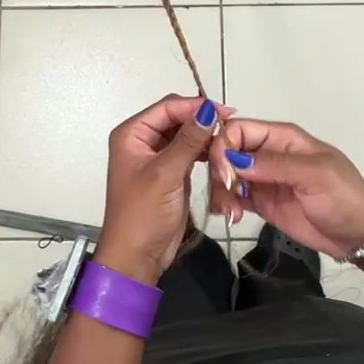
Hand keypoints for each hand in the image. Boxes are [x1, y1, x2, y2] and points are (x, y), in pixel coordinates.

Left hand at [95, 95, 223, 283]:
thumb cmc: (143, 214)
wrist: (137, 257)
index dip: (195, 106)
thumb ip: (188, 140)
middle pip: (176, 119)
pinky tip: (220, 154)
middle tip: (231, 124)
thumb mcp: (165, 174)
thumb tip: (209, 110)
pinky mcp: (170, 173)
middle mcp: (142, 141)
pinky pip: (189, 153)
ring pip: (185, 135)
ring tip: (229, 140)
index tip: (225, 110)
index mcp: (131, 134)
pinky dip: (204, 152)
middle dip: (201, 120)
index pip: (167, 108)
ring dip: (205, 137)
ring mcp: (157, 157)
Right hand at [207, 119, 363, 259]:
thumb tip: (234, 160)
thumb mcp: (316, 175)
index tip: (223, 172)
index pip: (239, 129)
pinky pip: (233, 197)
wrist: (360, 235)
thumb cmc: (344, 197)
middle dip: (219, 171)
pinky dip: (227, 205)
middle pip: (227, 151)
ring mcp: (263, 179)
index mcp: (282, 137)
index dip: (224, 146)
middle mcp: (268, 154)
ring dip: (221, 191)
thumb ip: (276, 165)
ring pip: (226, 175)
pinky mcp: (261, 202)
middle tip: (226, 196)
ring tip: (231, 213)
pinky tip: (233, 217)